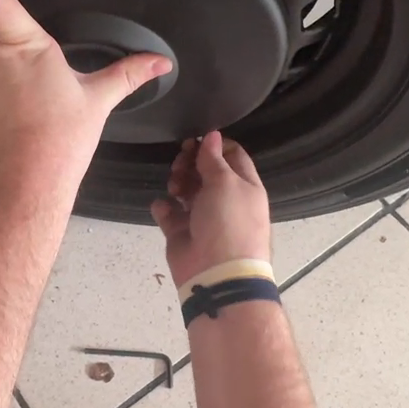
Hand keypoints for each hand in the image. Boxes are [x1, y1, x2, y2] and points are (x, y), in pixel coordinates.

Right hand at [150, 131, 271, 285]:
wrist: (217, 272)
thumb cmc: (228, 222)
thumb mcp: (225, 183)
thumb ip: (214, 158)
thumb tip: (212, 135)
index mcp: (244, 186)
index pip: (231, 155)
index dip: (213, 145)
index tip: (194, 142)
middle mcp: (224, 199)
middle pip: (204, 171)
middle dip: (190, 163)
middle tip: (179, 164)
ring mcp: (202, 217)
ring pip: (185, 189)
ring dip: (177, 182)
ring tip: (175, 188)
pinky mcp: (182, 232)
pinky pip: (169, 213)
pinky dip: (164, 207)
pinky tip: (164, 207)